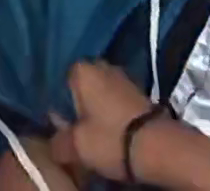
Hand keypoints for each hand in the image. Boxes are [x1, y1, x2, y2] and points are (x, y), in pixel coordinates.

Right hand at [59, 60, 156, 181]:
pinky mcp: (138, 90)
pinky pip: (117, 99)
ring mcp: (122, 76)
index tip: (64, 126)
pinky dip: (113, 112)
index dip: (62, 106)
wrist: (156, 145)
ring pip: (101, 93)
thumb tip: (52, 142)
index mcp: (82, 69)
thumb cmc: (110, 138)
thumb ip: (59, 141)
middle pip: (83, 87)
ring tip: (97, 135)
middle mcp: (101, 65)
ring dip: (98, 110)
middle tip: (79, 132)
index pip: (63, 82)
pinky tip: (114, 131)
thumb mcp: (77, 146)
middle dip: (81, 106)